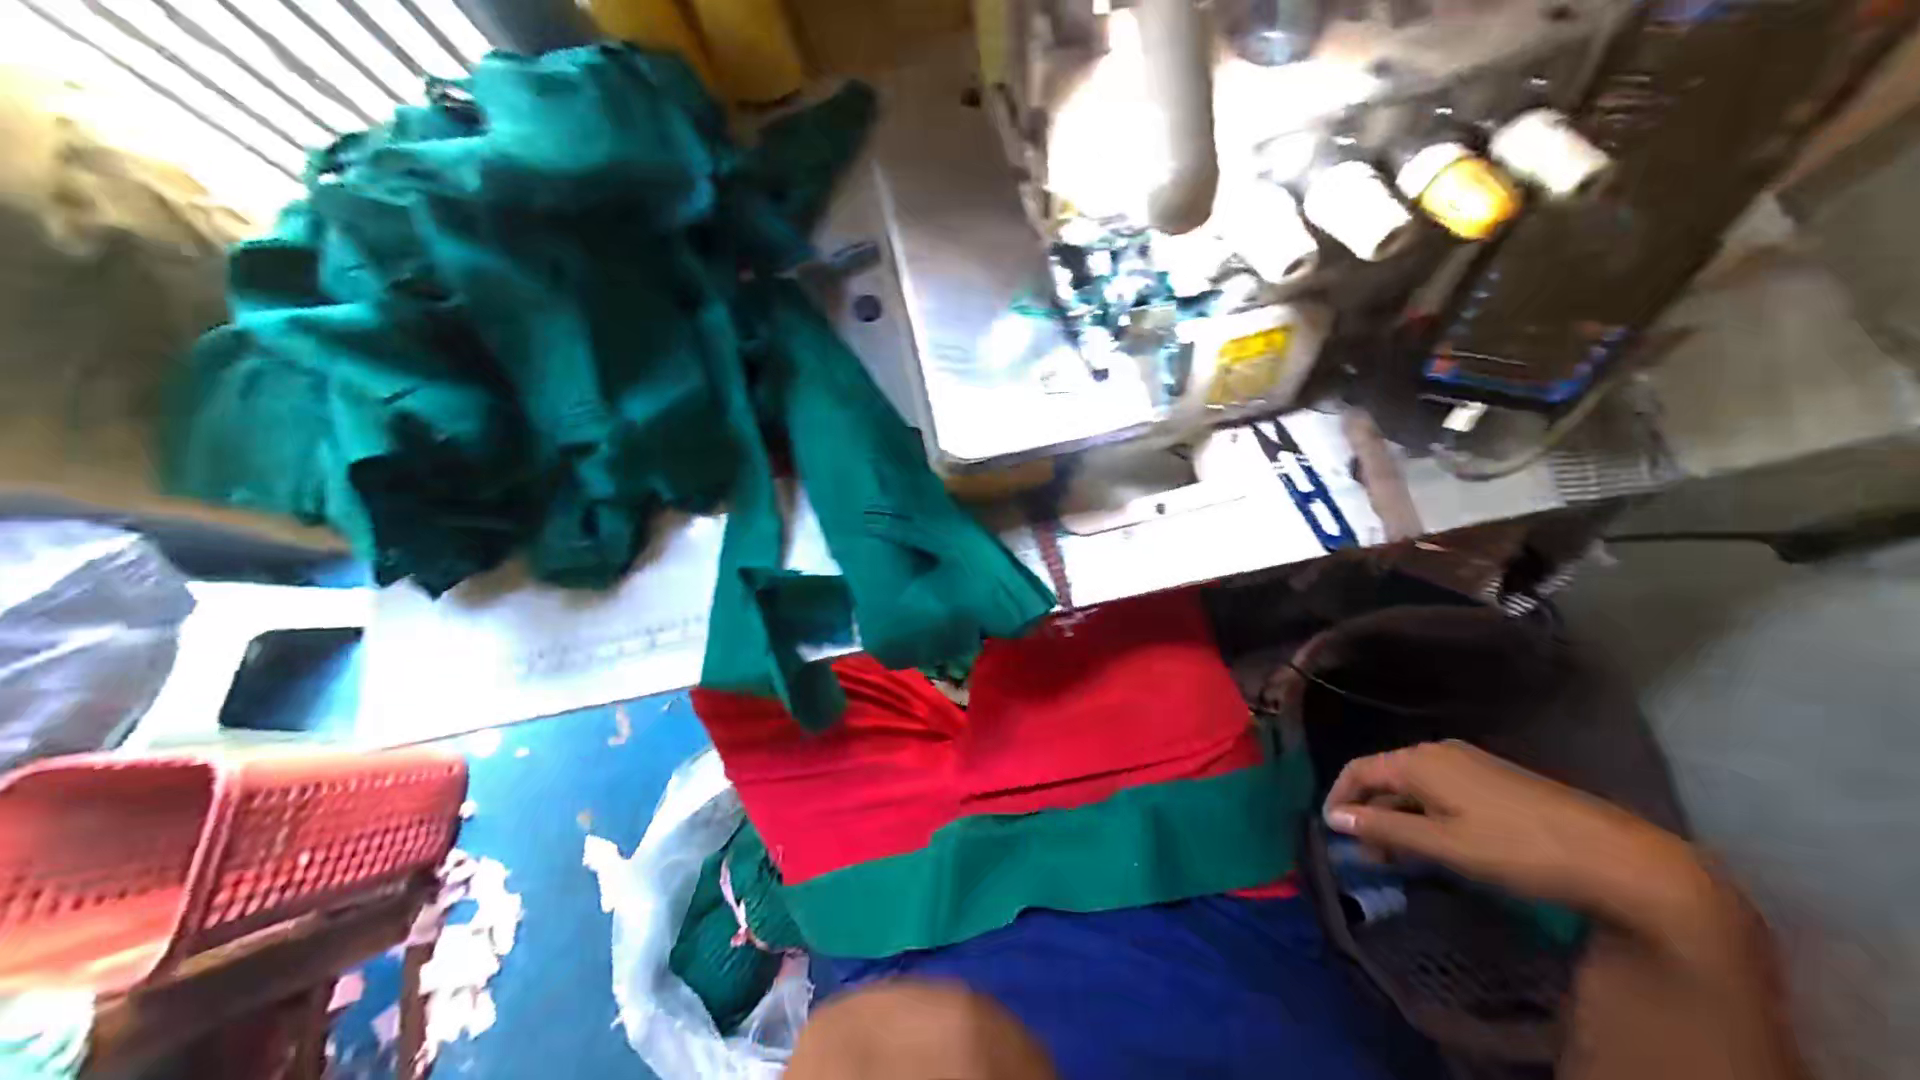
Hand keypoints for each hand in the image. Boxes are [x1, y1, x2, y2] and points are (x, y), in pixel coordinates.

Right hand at [1323, 741, 1715, 936]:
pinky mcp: (1496, 779)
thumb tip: (1334, 818)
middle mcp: (1439, 751)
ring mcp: (1471, 762)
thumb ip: (1384, 828)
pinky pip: (1441, 789)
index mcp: (1420, 761)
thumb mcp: (1443, 845)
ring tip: (1400, 857)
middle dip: (1370, 813)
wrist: (1619, 857)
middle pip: (1386, 776)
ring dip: (1398, 817)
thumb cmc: (1518, 849)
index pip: (1359, 770)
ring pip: (1415, 785)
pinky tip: (1438, 844)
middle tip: (1369, 857)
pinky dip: (1426, 814)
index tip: (1333, 834)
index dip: (1339, 799)